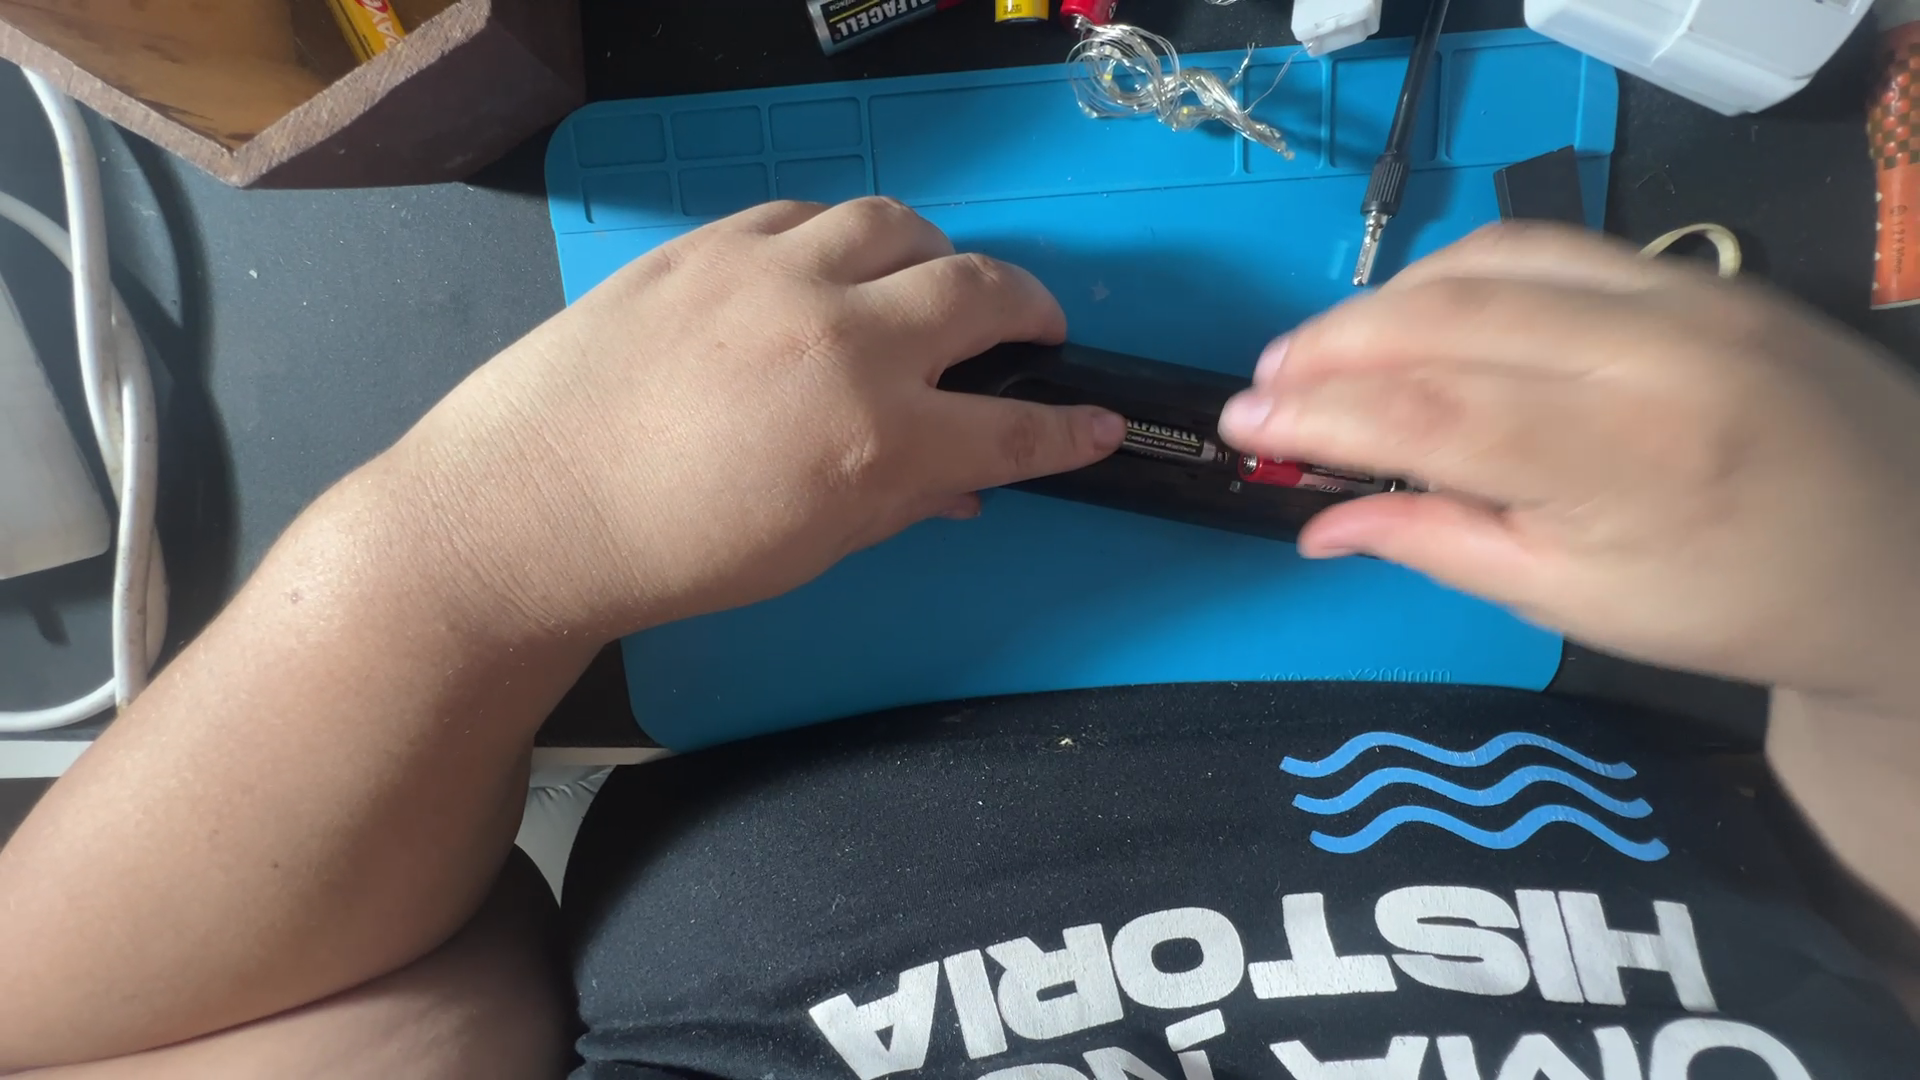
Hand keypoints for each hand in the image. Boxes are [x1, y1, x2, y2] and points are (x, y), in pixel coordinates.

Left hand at [381, 198, 1122, 636]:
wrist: (531, 509)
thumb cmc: (683, 555)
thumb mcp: (817, 546)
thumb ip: (908, 502)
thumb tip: (966, 485)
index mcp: (875, 437)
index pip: (1011, 428)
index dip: (1070, 430)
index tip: (1104, 425)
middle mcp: (841, 338)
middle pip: (980, 290)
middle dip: (1032, 310)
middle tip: (1038, 330)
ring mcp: (773, 274)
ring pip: (900, 225)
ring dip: (941, 257)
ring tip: (936, 290)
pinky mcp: (710, 243)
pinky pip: (811, 216)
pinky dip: (849, 243)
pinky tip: (837, 275)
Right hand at [1217, 223, 1919, 707]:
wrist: (1913, 556)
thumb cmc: (1723, 601)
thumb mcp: (1562, 597)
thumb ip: (1428, 542)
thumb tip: (1315, 525)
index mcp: (1626, 462)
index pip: (1431, 415)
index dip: (1318, 414)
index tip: (1242, 421)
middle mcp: (1654, 355)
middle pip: (1444, 319)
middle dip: (1328, 346)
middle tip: (1262, 382)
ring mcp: (1680, 297)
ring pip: (1482, 266)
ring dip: (1375, 305)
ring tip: (1314, 351)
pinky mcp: (1686, 275)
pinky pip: (1535, 249)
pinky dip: (1443, 276)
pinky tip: (1403, 316)